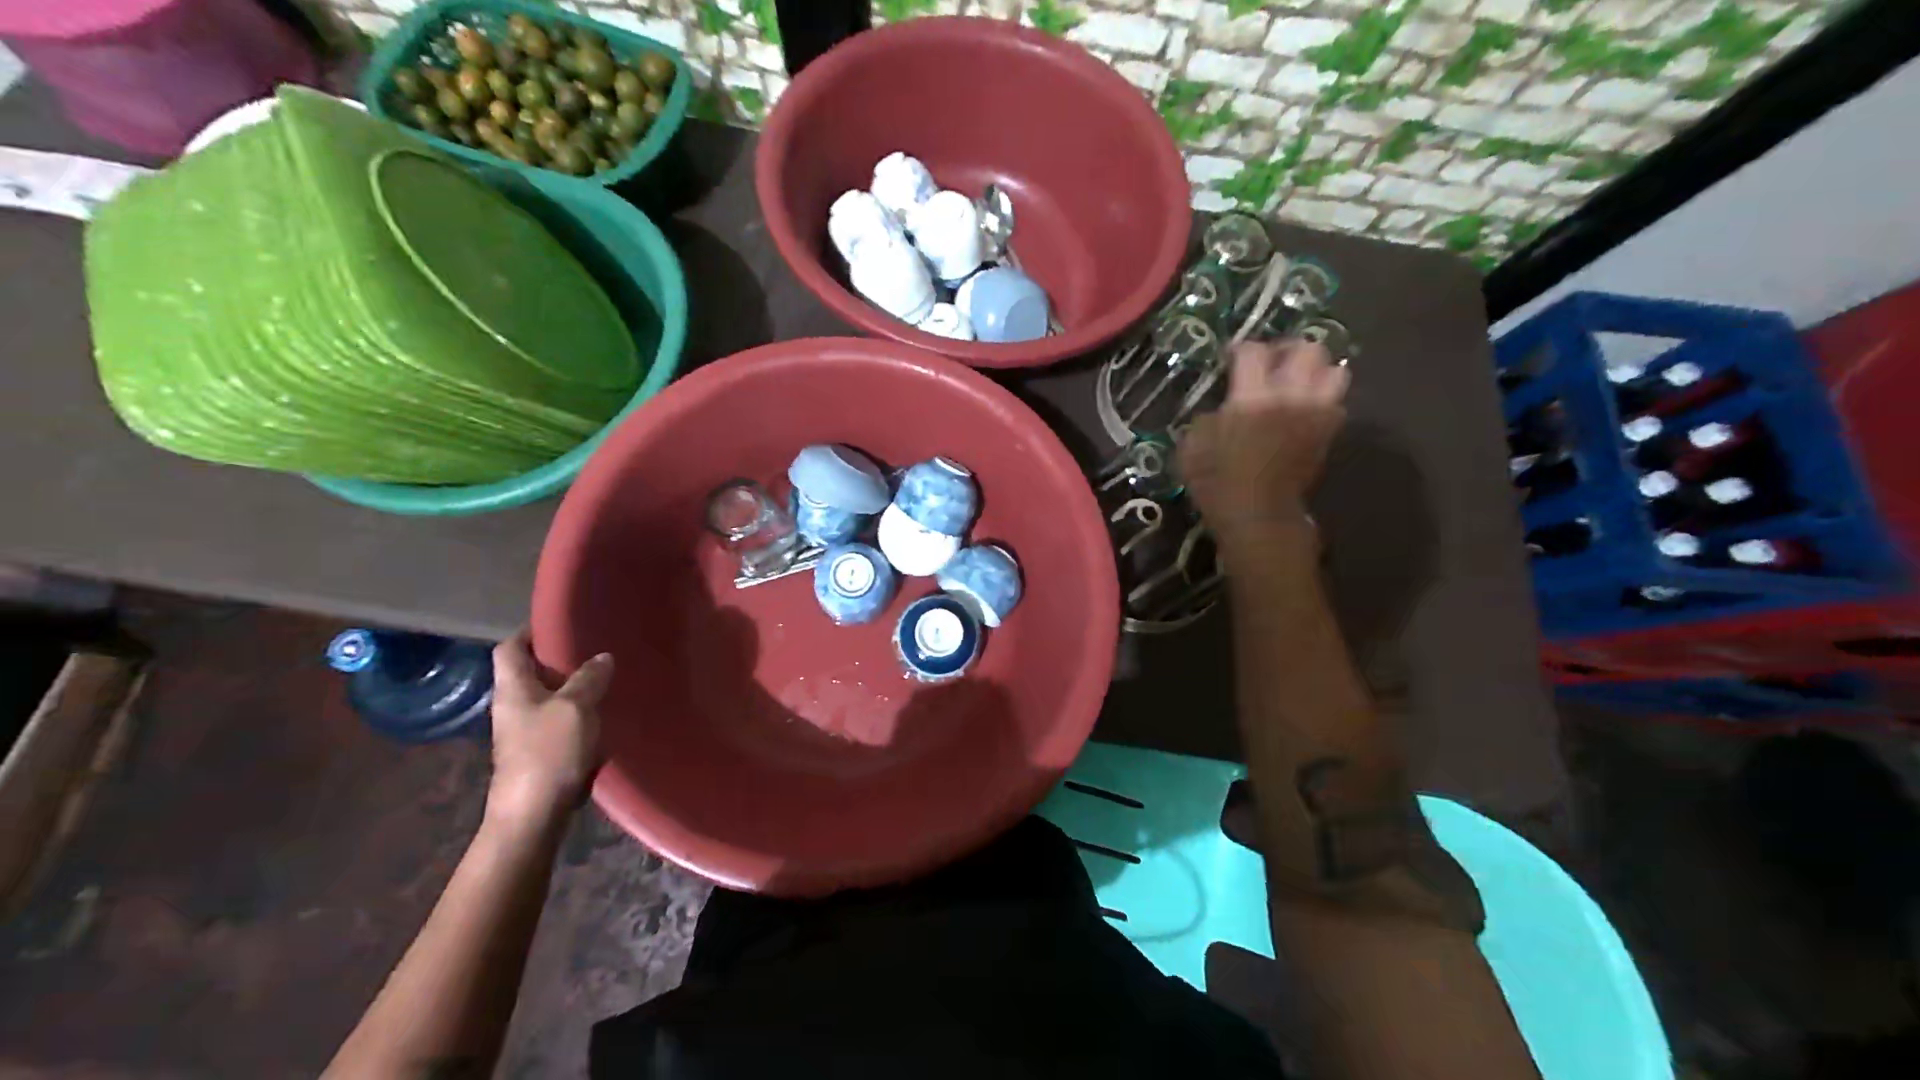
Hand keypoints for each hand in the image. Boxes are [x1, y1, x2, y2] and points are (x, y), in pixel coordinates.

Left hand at [486, 631, 612, 828]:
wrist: (533, 814)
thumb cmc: (548, 752)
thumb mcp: (575, 707)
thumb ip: (589, 679)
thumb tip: (602, 657)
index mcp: (512, 688)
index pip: (509, 648)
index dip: (529, 633)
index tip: (559, 624)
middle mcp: (512, 706)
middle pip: (529, 673)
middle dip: (558, 661)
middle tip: (593, 649)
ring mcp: (523, 732)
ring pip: (547, 698)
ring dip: (571, 689)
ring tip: (604, 679)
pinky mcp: (538, 754)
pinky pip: (557, 722)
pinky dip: (576, 714)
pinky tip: (601, 716)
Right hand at [1180, 339, 1348, 530]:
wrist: (1258, 516)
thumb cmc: (1216, 482)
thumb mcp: (1191, 447)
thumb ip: (1207, 418)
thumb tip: (1220, 410)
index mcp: (1250, 397)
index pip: (1253, 351)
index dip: (1240, 348)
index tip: (1231, 356)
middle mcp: (1289, 396)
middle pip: (1307, 349)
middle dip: (1288, 349)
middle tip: (1272, 362)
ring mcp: (1314, 414)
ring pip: (1334, 370)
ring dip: (1316, 371)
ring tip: (1297, 381)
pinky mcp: (1328, 433)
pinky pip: (1336, 403)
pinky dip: (1324, 399)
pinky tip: (1305, 408)